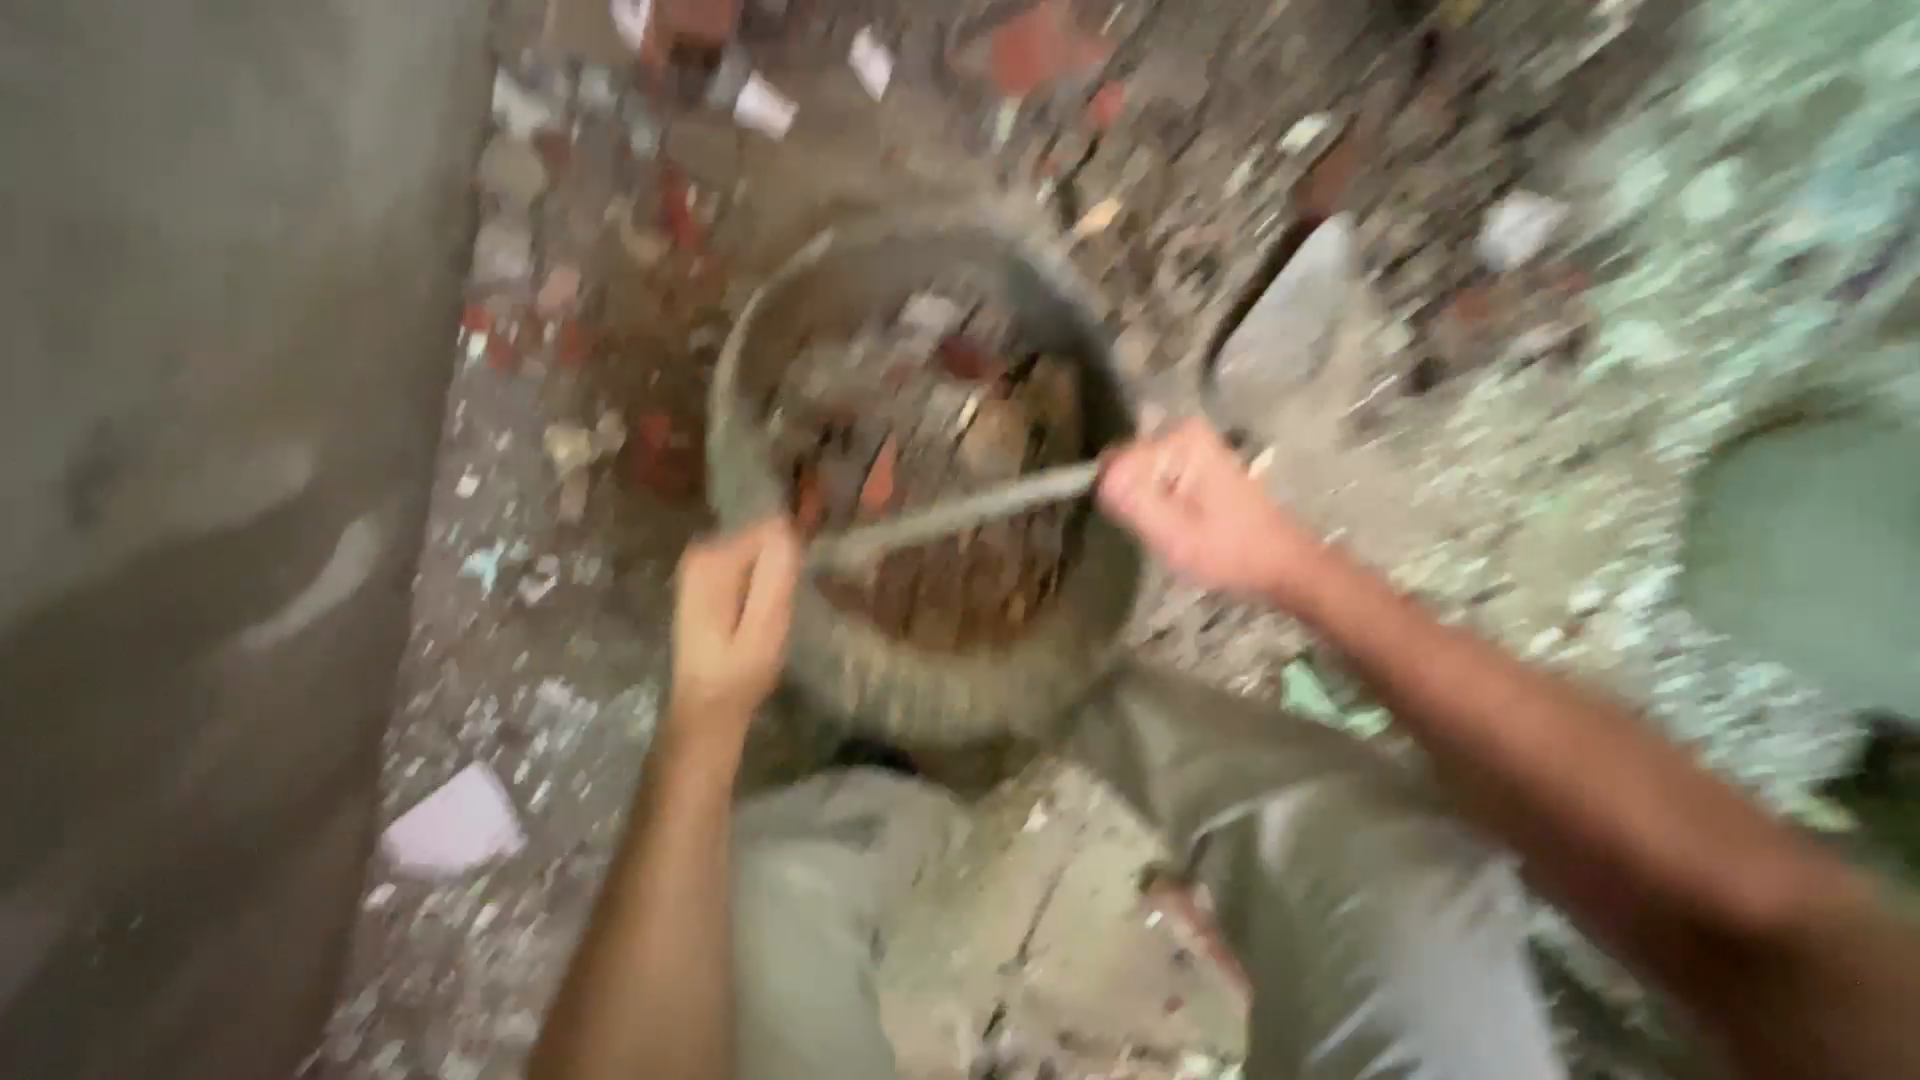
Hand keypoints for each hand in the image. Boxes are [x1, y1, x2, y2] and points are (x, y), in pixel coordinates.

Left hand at [668, 518, 800, 746]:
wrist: (706, 707)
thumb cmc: (739, 672)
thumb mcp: (767, 626)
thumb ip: (776, 576)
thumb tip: (787, 528)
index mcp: (713, 560)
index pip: (772, 529)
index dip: (791, 558)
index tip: (792, 591)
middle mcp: (701, 551)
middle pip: (763, 538)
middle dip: (780, 568)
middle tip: (780, 610)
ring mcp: (700, 564)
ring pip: (758, 551)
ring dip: (771, 578)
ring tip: (769, 615)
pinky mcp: (705, 577)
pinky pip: (747, 565)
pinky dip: (759, 584)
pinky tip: (756, 614)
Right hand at [1098, 419, 1327, 607]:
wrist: (1280, 563)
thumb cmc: (1228, 551)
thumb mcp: (1173, 534)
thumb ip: (1133, 500)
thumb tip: (1100, 477)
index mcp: (1180, 440)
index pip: (1115, 464)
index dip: (1122, 500)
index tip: (1144, 524)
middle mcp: (1184, 431)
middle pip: (1125, 466)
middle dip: (1135, 500)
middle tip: (1161, 529)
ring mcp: (1192, 445)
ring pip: (1136, 476)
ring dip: (1146, 505)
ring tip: (1172, 528)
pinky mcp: (1196, 461)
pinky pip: (1153, 479)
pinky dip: (1159, 503)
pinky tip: (1181, 523)